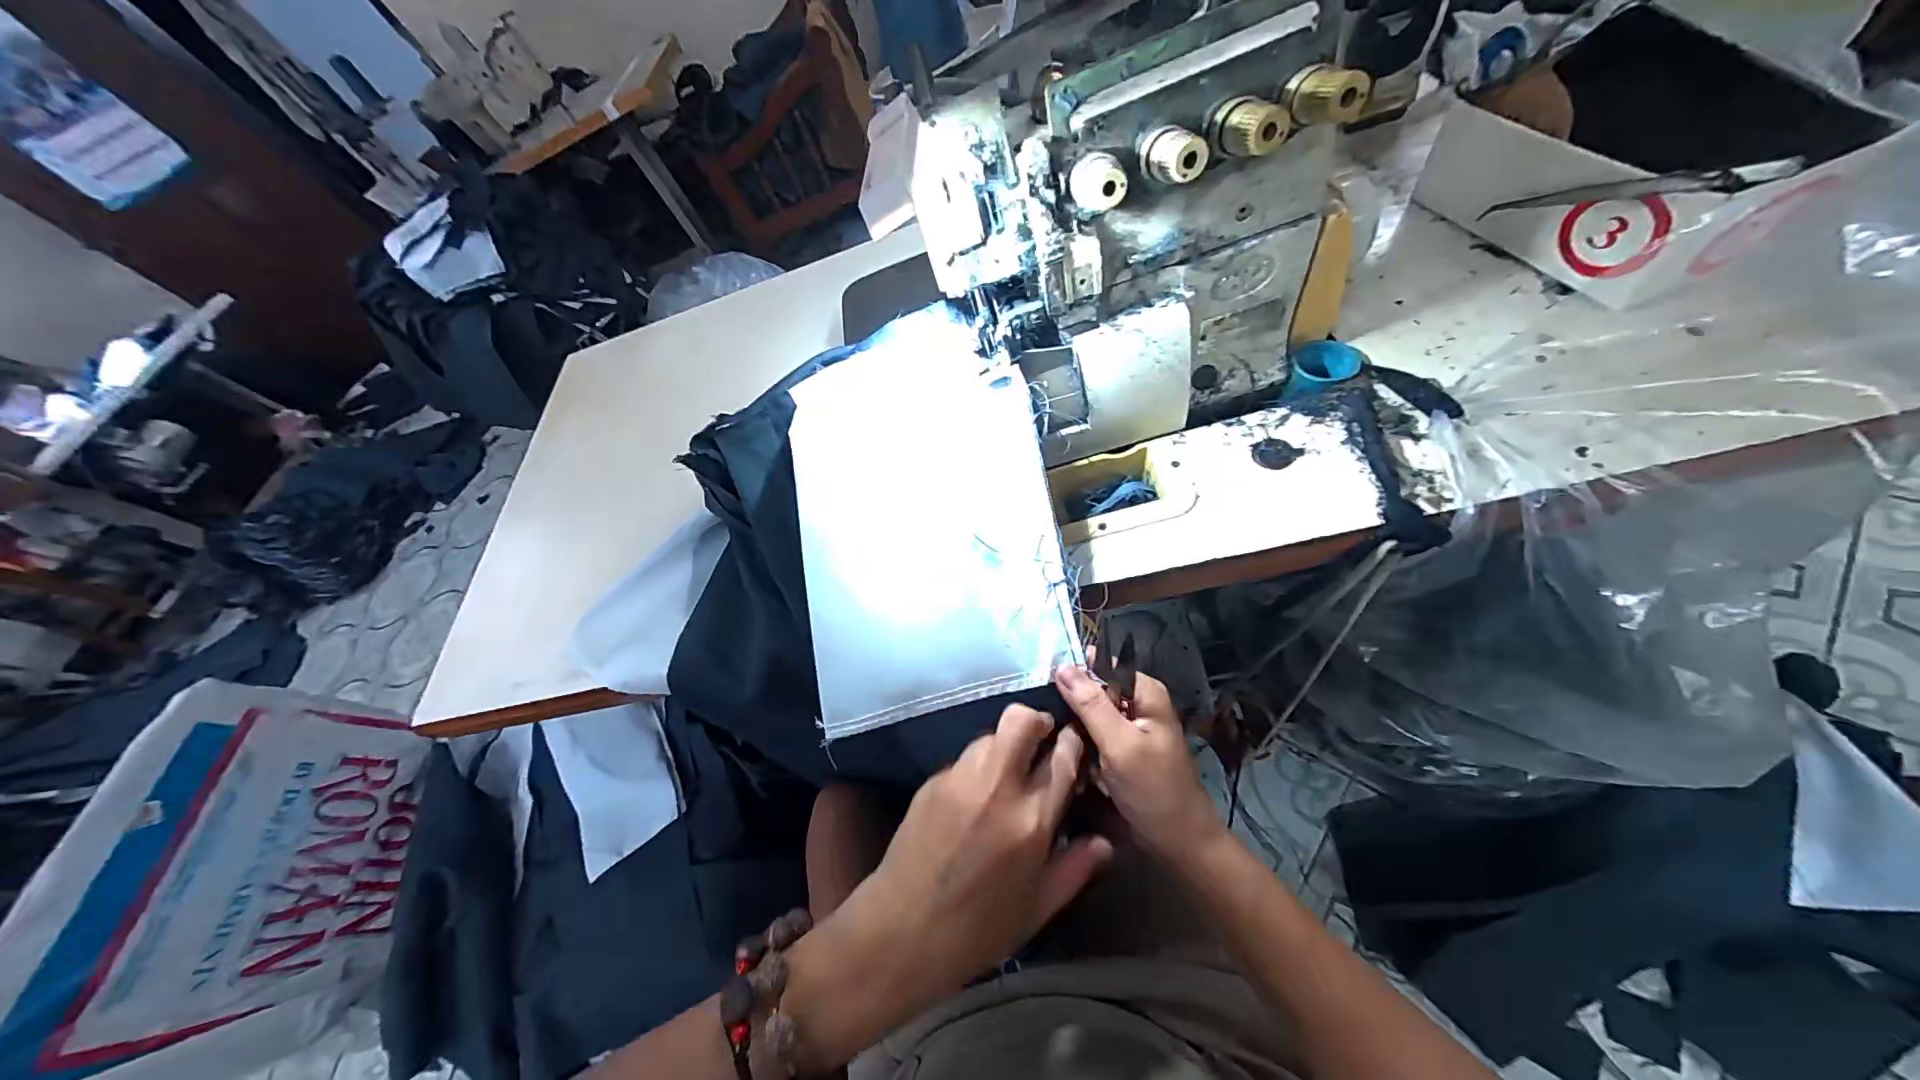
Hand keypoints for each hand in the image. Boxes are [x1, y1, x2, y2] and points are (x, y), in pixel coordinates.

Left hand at [782, 705, 1112, 1067]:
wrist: (903, 930)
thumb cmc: (979, 929)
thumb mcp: (1038, 908)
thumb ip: (1074, 869)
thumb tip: (1103, 842)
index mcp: (1032, 820)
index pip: (1062, 757)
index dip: (1073, 743)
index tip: (1075, 744)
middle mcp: (997, 788)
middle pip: (1021, 721)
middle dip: (1037, 721)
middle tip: (1043, 739)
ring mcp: (960, 779)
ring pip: (991, 734)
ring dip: (1006, 743)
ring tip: (1009, 769)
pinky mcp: (932, 781)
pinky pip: (964, 758)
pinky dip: (978, 766)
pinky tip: (976, 794)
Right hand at [1055, 665, 1227, 864]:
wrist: (1178, 840)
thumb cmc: (1154, 790)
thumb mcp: (1119, 745)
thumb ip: (1091, 705)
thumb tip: (1062, 666)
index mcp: (1145, 691)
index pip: (1100, 665)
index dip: (1074, 675)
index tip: (1047, 692)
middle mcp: (1138, 702)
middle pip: (1092, 690)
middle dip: (1073, 708)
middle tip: (1055, 728)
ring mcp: (1129, 726)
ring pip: (1088, 715)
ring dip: (1075, 730)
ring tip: (1064, 748)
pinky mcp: (1120, 747)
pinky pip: (1092, 736)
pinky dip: (1083, 747)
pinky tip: (1074, 761)